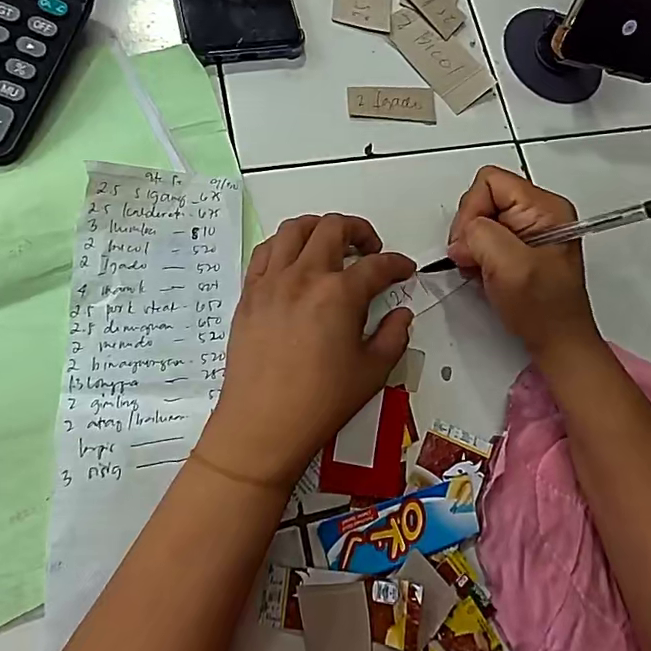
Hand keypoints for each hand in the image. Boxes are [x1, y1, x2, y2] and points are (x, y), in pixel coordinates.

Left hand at [201, 214, 414, 488]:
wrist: (263, 422)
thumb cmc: (318, 402)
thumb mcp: (372, 372)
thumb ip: (393, 335)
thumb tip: (400, 315)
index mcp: (339, 294)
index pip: (377, 265)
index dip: (397, 264)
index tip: (402, 270)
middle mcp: (303, 277)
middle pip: (332, 228)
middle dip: (358, 231)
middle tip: (368, 250)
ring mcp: (270, 282)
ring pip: (293, 229)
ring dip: (317, 228)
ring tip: (329, 245)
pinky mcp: (248, 294)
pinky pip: (263, 253)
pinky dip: (281, 246)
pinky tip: (292, 261)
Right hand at [445, 166, 600, 358]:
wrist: (556, 340)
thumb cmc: (546, 310)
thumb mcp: (512, 266)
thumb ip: (482, 235)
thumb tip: (463, 231)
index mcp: (545, 208)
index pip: (489, 182)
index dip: (471, 211)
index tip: (474, 242)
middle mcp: (536, 214)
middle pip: (480, 198)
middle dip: (468, 229)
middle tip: (477, 257)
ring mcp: (524, 230)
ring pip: (476, 219)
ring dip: (469, 245)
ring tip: (483, 267)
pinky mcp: (514, 246)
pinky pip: (479, 237)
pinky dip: (473, 255)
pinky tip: (484, 272)